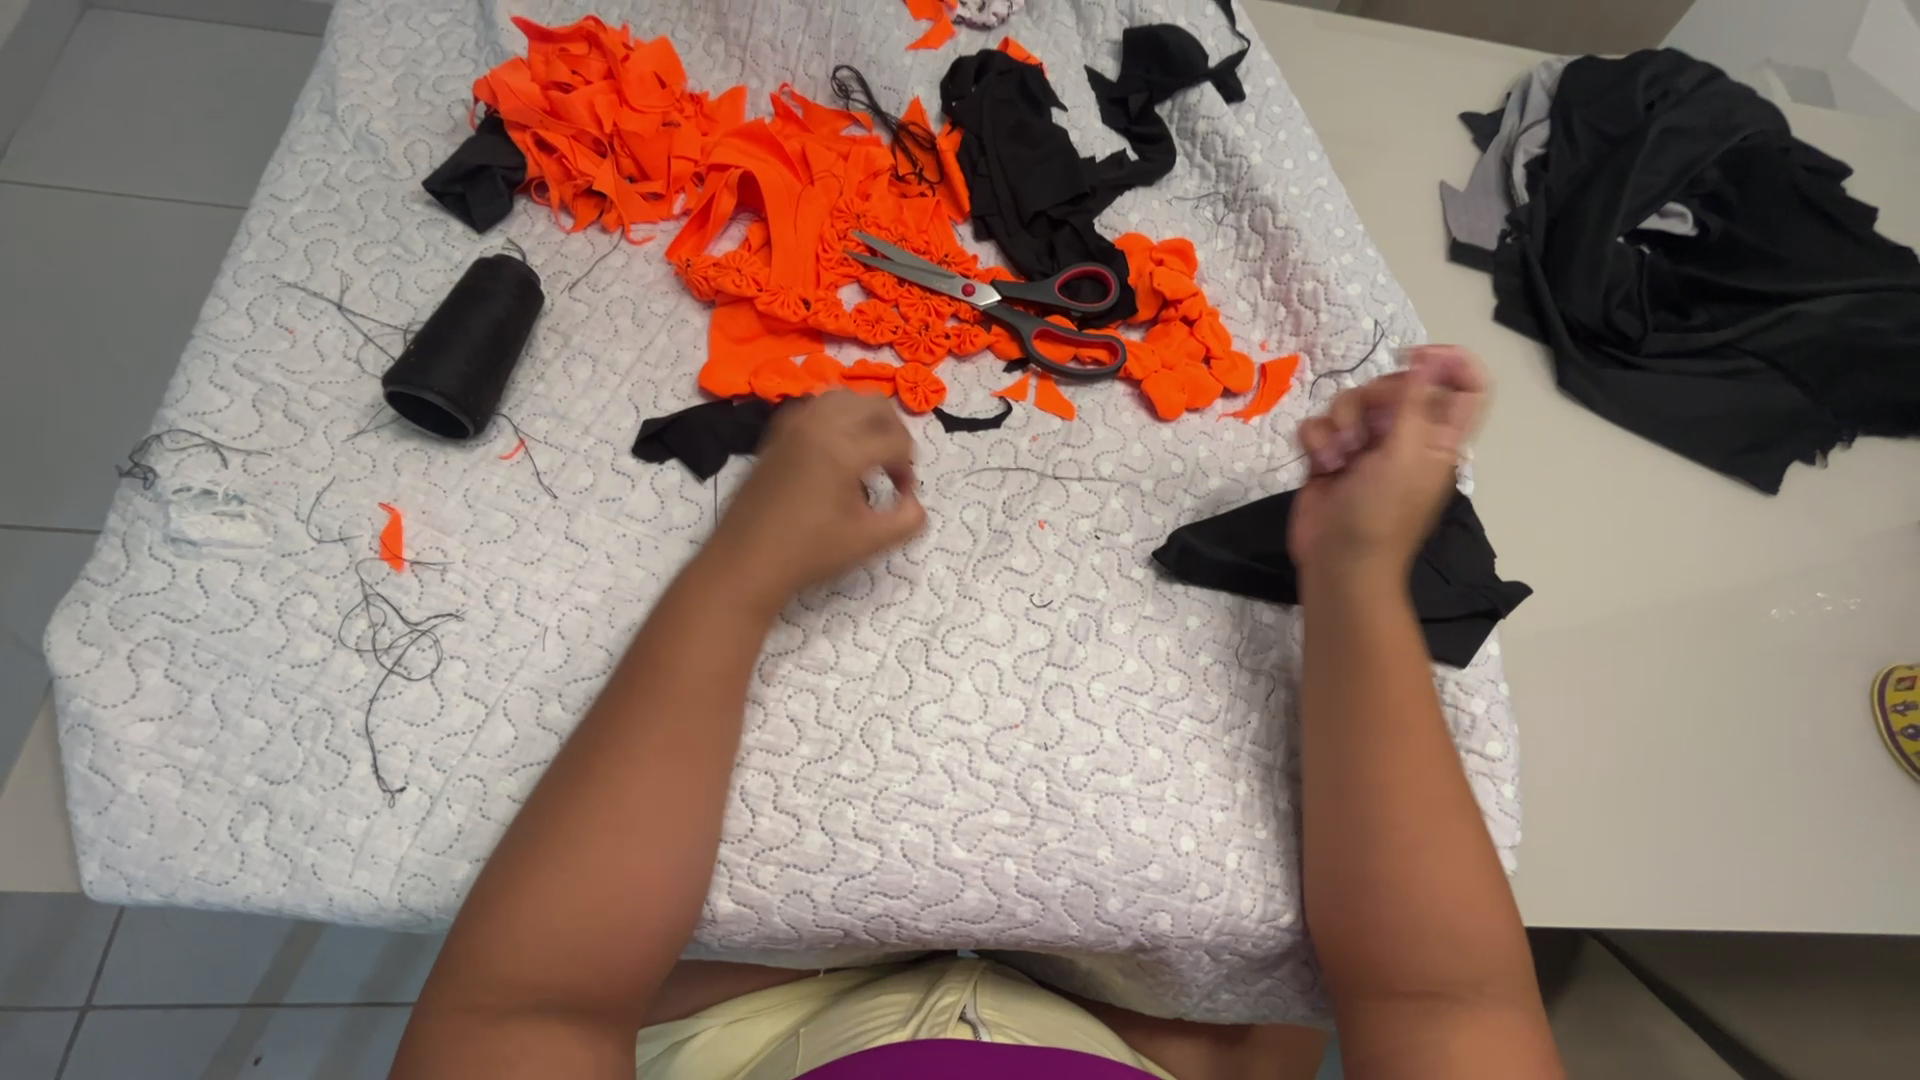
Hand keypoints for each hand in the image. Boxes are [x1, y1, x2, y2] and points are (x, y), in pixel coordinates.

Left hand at [704, 391, 926, 607]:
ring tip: (867, 452)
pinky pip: (812, 408)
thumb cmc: (810, 553)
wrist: (747, 561)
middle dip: (894, 431)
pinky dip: (833, 418)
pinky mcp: (776, 435)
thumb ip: (907, 520)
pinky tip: (834, 448)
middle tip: (895, 465)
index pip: (896, 440)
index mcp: (844, 450)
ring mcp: (793, 427)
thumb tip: (915, 503)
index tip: (903, 495)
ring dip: (864, 419)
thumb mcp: (869, 541)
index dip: (908, 468)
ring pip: (841, 398)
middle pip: (873, 404)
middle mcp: (819, 426)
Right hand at [1287, 346, 1487, 578]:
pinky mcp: (1328, 457)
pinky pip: (1318, 427)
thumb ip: (1415, 402)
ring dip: (1339, 425)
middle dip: (1372, 399)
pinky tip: (1321, 465)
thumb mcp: (1405, 454)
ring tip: (1339, 457)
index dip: (1447, 363)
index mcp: (1438, 436)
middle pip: (1394, 385)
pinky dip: (1317, 442)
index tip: (1414, 358)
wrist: (1338, 560)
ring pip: (1350, 403)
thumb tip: (1429, 358)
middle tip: (1366, 429)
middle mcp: (1403, 435)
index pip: (1464, 384)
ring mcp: (1364, 446)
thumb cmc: (1381, 513)